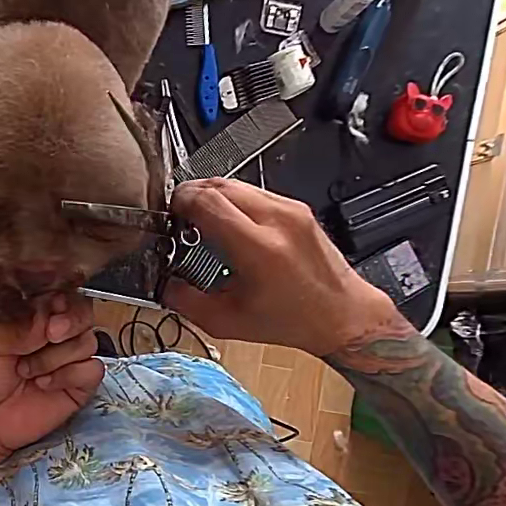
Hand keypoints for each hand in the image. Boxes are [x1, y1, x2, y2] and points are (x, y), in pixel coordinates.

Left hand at [0, 294, 103, 469]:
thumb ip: (11, 324)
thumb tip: (45, 320)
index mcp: (33, 314)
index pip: (59, 294)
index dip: (59, 301)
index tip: (48, 314)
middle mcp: (55, 331)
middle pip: (84, 312)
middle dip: (69, 323)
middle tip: (49, 336)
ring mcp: (70, 356)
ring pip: (88, 341)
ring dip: (55, 358)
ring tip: (29, 371)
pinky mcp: (81, 382)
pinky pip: (93, 369)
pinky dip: (69, 376)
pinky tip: (45, 384)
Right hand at [164, 179, 404, 355]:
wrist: (342, 314)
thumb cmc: (293, 320)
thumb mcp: (228, 322)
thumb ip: (186, 301)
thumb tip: (164, 283)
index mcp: (259, 249)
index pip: (206, 200)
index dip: (179, 204)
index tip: (171, 219)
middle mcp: (277, 220)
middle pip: (217, 184)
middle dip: (192, 198)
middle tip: (183, 222)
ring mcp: (290, 209)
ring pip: (235, 184)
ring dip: (213, 199)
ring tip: (207, 227)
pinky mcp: (297, 207)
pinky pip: (255, 192)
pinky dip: (235, 204)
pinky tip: (233, 229)